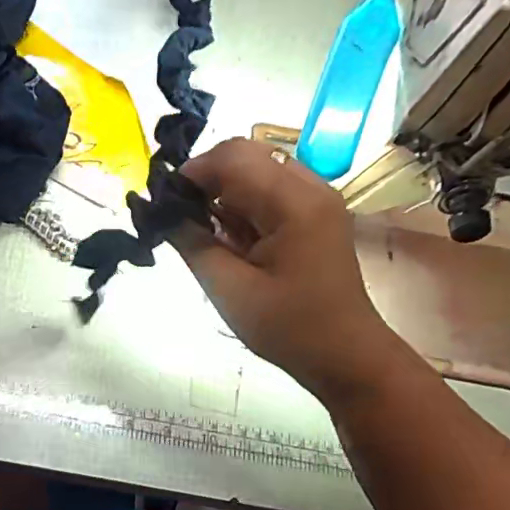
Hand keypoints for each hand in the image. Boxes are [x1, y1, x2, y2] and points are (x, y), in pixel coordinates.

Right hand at [173, 139, 400, 396]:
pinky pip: (273, 189)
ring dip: (227, 191)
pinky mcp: (317, 213)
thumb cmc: (290, 329)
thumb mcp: (230, 290)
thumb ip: (193, 244)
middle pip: (247, 154)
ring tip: (208, 232)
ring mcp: (318, 198)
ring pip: (259, 169)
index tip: (165, 203)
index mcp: (294, 203)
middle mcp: (312, 187)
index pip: (233, 158)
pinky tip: (234, 238)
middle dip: (209, 179)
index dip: (192, 172)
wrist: (346, 355)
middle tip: (184, 217)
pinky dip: (246, 203)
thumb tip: (163, 212)